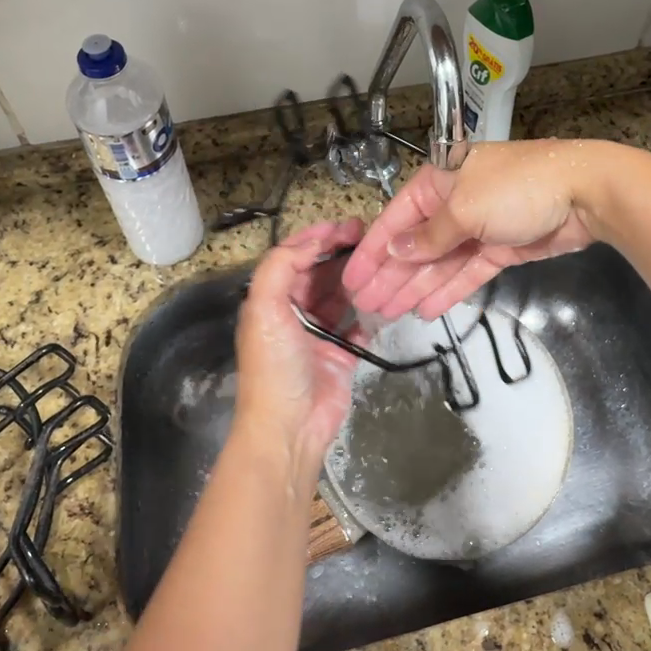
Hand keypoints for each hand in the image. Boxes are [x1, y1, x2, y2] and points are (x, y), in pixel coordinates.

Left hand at [233, 218, 366, 476]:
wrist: (290, 427)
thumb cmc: (274, 365)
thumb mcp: (265, 308)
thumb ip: (281, 267)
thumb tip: (311, 241)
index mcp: (271, 300)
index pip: (294, 257)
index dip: (317, 237)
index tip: (345, 224)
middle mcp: (294, 313)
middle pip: (320, 273)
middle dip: (341, 253)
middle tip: (371, 237)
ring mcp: (319, 335)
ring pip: (341, 296)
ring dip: (357, 279)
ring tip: (382, 261)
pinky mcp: (342, 355)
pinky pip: (359, 327)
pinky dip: (370, 314)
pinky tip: (385, 297)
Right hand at [341, 139, 612, 320]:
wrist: (584, 193)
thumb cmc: (517, 189)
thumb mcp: (465, 208)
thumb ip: (429, 236)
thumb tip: (396, 251)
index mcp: (439, 181)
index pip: (396, 219)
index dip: (373, 251)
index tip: (352, 280)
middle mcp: (453, 203)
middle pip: (414, 245)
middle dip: (390, 275)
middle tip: (365, 308)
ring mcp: (478, 228)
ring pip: (438, 263)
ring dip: (413, 287)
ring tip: (387, 315)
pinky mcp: (500, 249)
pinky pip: (466, 272)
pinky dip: (447, 290)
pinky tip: (425, 310)